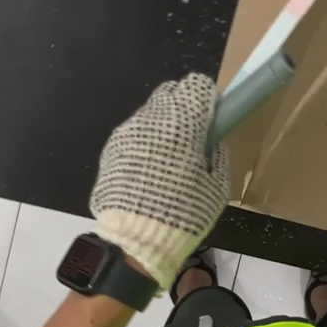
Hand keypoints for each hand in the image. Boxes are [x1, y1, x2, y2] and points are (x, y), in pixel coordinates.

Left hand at [90, 74, 229, 283]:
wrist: (136, 240)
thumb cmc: (183, 213)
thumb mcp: (216, 187)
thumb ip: (216, 156)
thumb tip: (211, 143)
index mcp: (182, 123)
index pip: (196, 86)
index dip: (207, 100)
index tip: (213, 119)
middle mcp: (151, 119)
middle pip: (170, 94)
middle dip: (184, 108)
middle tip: (193, 138)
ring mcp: (126, 133)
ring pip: (150, 114)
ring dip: (163, 127)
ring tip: (169, 161)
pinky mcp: (111, 150)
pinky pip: (134, 136)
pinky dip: (145, 145)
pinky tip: (149, 172)